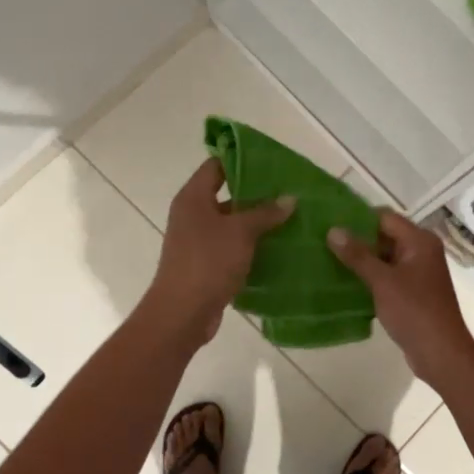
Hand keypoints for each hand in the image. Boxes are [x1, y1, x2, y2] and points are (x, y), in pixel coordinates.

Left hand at [145, 159, 293, 338]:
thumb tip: (290, 199)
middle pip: (226, 194)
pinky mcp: (206, 264)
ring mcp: (197, 241)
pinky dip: (251, 245)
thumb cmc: (208, 262)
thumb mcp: (241, 232)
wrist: (182, 313)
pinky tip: (278, 247)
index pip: (216, 166)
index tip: (271, 162)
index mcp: (193, 198)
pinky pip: (232, 246)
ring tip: (290, 218)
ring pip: (231, 223)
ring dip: (257, 222)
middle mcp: (192, 215)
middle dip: (257, 194)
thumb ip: (265, 212)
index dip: (241, 160)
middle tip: (289, 192)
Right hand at [328, 210, 473, 376]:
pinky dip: (369, 278)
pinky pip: (387, 277)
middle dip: (357, 240)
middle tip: (322, 242)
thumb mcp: (383, 280)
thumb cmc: (414, 310)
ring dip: (361, 261)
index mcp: (420, 241)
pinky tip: (344, 283)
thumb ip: (358, 255)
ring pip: (384, 258)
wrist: (440, 352)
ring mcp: (418, 273)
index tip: (329, 222)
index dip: (358, 218)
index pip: (385, 217)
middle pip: (384, 236)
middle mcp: (421, 251)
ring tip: (326, 260)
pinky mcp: (412, 293)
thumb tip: (333, 230)